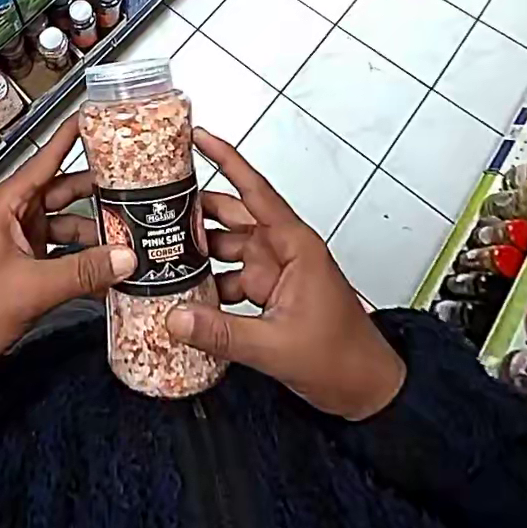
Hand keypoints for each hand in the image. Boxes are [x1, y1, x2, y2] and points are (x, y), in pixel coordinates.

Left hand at [0, 116, 135, 355]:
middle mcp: (19, 212)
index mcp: (10, 202)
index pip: (48, 158)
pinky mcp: (32, 258)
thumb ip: (84, 271)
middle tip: (137, 180)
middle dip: (101, 188)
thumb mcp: (34, 285)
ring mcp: (26, 235)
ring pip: (72, 219)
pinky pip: (68, 246)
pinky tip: (112, 263)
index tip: (98, 115)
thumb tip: (127, 258)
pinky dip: (88, 253)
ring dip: (98, 227)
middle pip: (68, 189)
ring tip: (132, 229)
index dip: (73, 135)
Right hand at [164, 129, 405, 420]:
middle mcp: (283, 249)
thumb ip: (222, 332)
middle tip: (159, 200)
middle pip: (233, 215)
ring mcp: (274, 270)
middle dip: (198, 206)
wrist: (367, 390)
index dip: (227, 159)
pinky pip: (229, 276)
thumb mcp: (277, 346)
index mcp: (294, 245)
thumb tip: (176, 317)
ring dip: (199, 249)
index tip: (201, 138)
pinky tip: (183, 291)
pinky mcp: (267, 291)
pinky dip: (207, 281)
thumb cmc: (344, 356)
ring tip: (161, 247)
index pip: (256, 190)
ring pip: (228, 246)